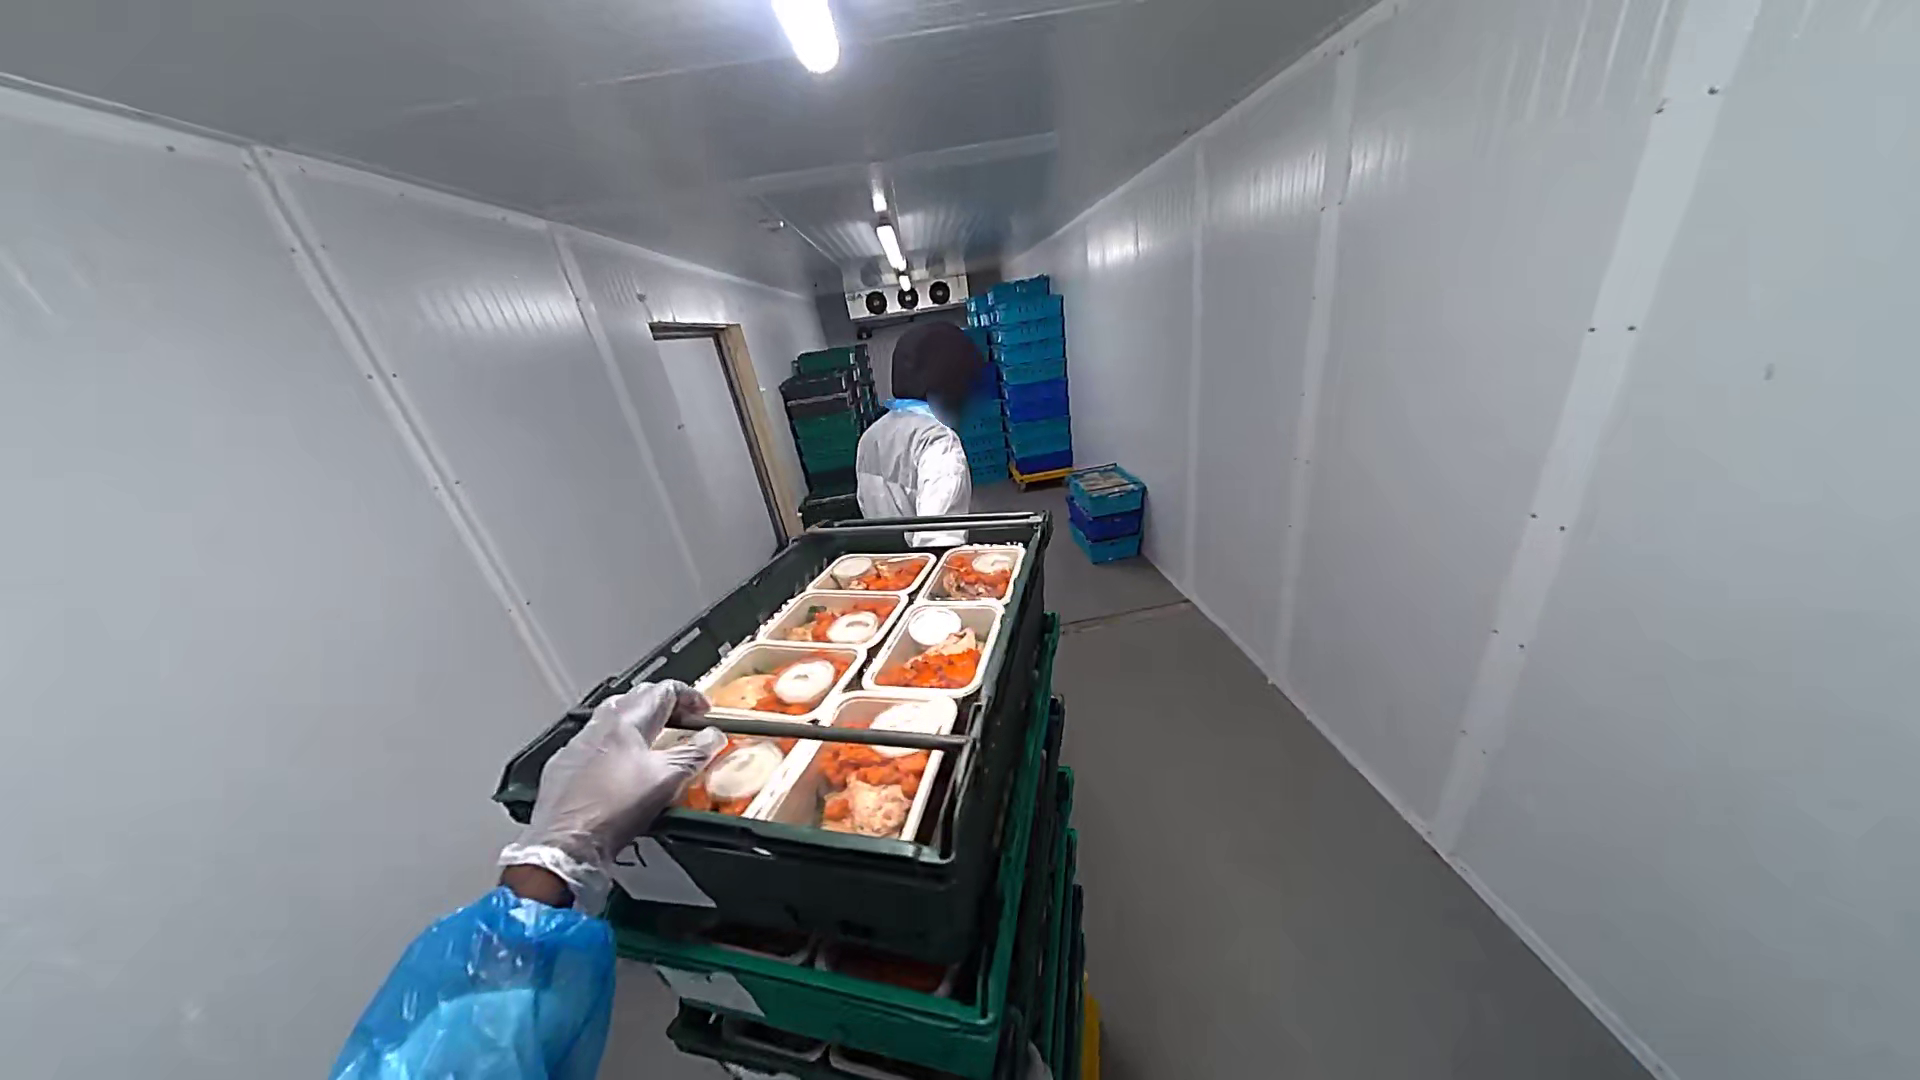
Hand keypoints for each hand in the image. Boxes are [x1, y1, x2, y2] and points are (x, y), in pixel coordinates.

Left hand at [499, 681, 724, 912]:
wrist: (563, 846)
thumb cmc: (615, 809)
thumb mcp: (669, 779)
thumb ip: (696, 752)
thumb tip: (713, 736)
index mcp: (627, 720)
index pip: (665, 689)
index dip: (691, 697)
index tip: (704, 712)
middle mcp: (600, 724)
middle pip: (638, 696)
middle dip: (666, 704)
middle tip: (684, 722)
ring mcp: (577, 744)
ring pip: (613, 716)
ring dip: (640, 721)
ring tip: (655, 741)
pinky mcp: (563, 766)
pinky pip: (595, 742)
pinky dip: (616, 744)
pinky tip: (622, 765)